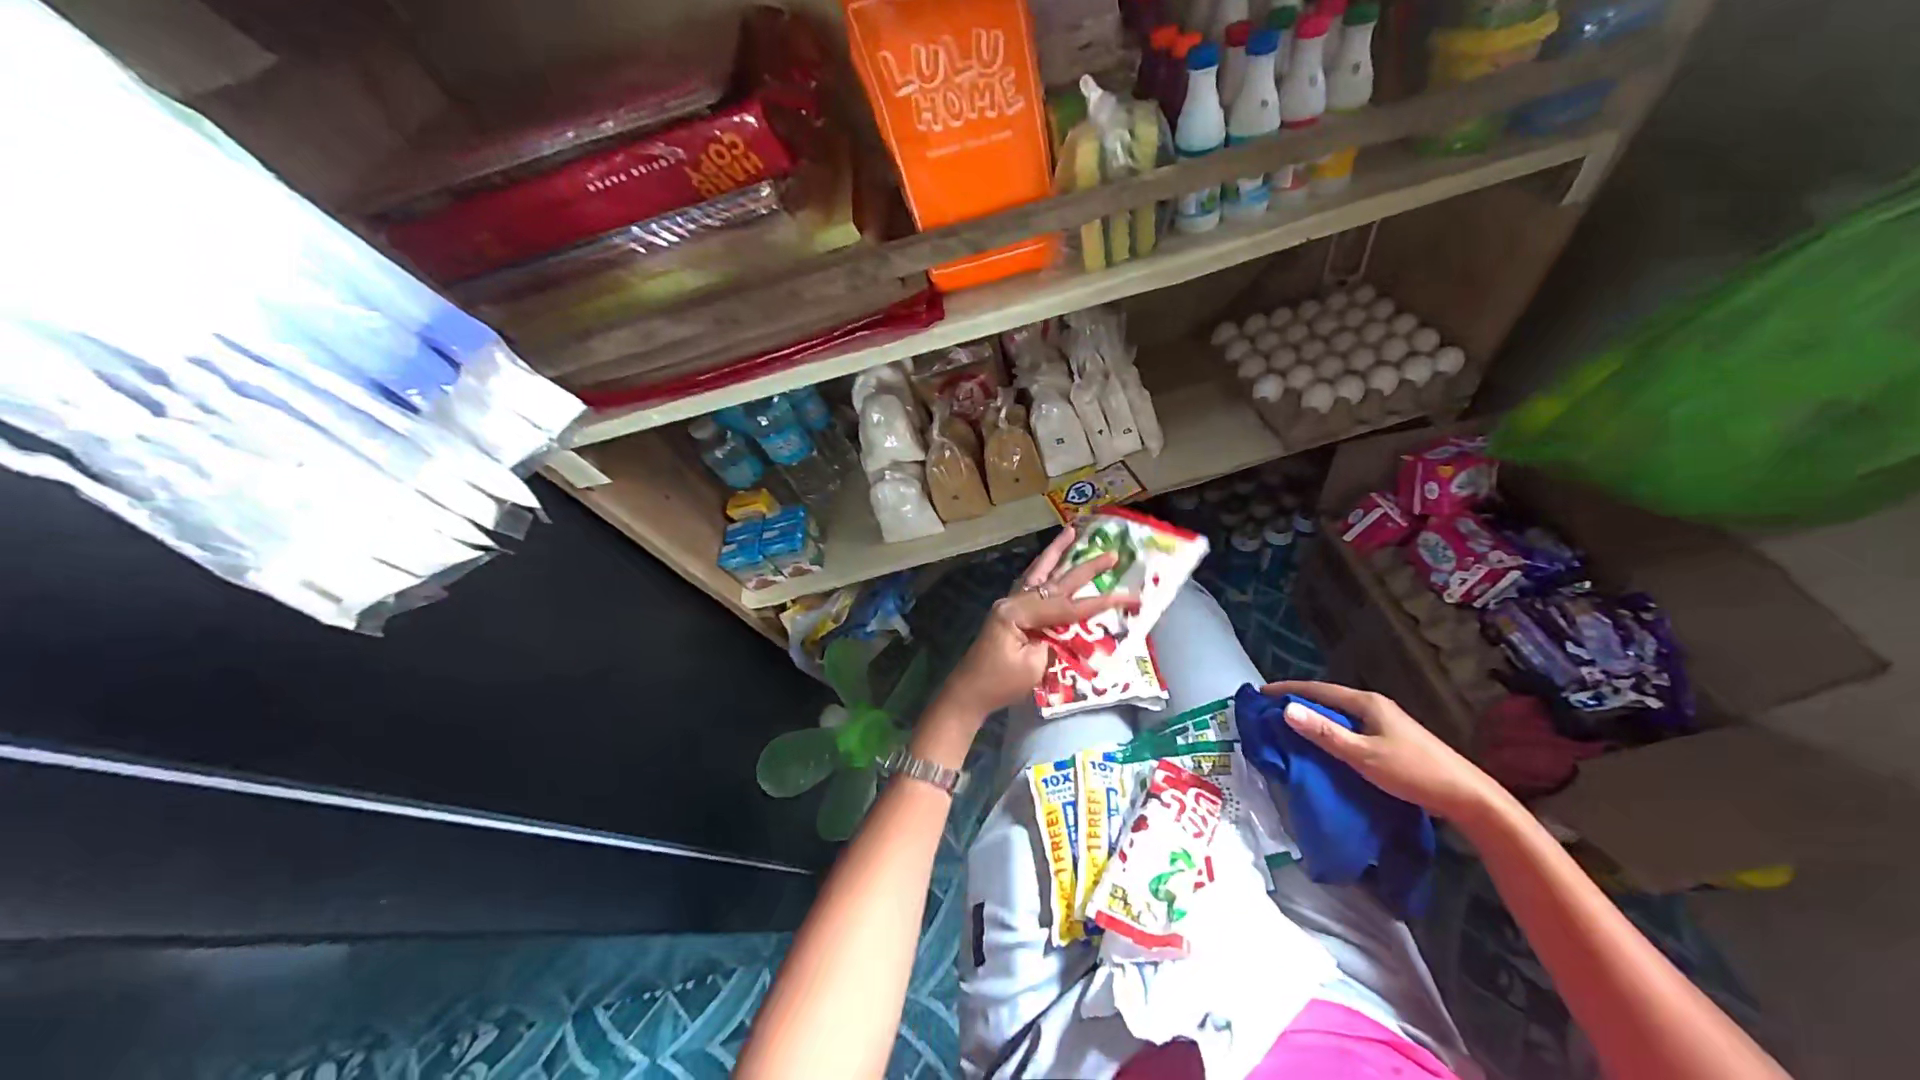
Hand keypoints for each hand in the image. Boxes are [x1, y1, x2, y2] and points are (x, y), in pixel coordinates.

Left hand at [936, 527, 1136, 718]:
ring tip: (1069, 532)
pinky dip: (1042, 570)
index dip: (1099, 602)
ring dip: (1055, 553)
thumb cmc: (999, 684)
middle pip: (1055, 582)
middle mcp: (1013, 602)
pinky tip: (1048, 561)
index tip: (1127, 596)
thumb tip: (1066, 630)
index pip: (1067, 607)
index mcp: (1018, 613)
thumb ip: (1054, 643)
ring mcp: (1008, 605)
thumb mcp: (1034, 667)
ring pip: (1038, 574)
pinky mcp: (1008, 614)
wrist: (968, 694)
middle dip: (1085, 568)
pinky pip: (1029, 585)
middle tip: (1111, 554)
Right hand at [1262, 680, 1507, 822]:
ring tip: (1288, 727)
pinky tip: (1322, 744)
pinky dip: (1329, 730)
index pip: (1318, 689)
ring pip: (1338, 714)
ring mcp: (1384, 723)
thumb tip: (1286, 709)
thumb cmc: (1413, 772)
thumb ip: (1324, 733)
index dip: (1288, 689)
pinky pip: (1349, 727)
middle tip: (1269, 712)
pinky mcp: (1390, 739)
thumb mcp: (1363, 755)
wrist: (1467, 797)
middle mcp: (1374, 707)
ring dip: (1313, 717)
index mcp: (1367, 703)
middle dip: (1298, 701)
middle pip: (1327, 698)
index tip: (1260, 694)